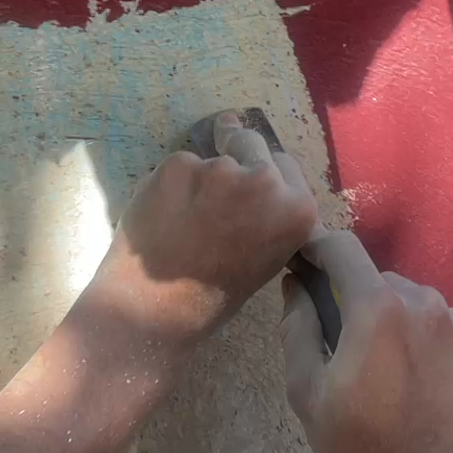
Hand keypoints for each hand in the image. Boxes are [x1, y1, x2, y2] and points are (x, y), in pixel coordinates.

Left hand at [92, 113, 319, 347]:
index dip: (266, 172)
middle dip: (237, 155)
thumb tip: (259, 182)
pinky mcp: (180, 164)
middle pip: (251, 144)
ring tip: (183, 217)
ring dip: (200, 178)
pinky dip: (171, 184)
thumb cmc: (213, 294)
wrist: (155, 307)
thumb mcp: (267, 256)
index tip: (251, 177)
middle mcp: (265, 181)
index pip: (285, 166)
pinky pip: (179, 166)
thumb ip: (271, 215)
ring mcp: (220, 169)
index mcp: (297, 210)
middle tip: (215, 182)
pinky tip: (162, 213)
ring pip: (210, 159)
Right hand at [280, 229, 452, 452]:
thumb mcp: (308, 394)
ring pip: (406, 299)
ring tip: (378, 367)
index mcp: (378, 306)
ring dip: (386, 316)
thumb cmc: (364, 450)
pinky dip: (416, 334)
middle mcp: (422, 301)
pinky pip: (435, 322)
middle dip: (351, 295)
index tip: (301, 262)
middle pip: (374, 277)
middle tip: (338, 340)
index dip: (317, 247)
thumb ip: (298, 328)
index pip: (342, 247)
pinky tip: (412, 377)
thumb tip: (296, 285)